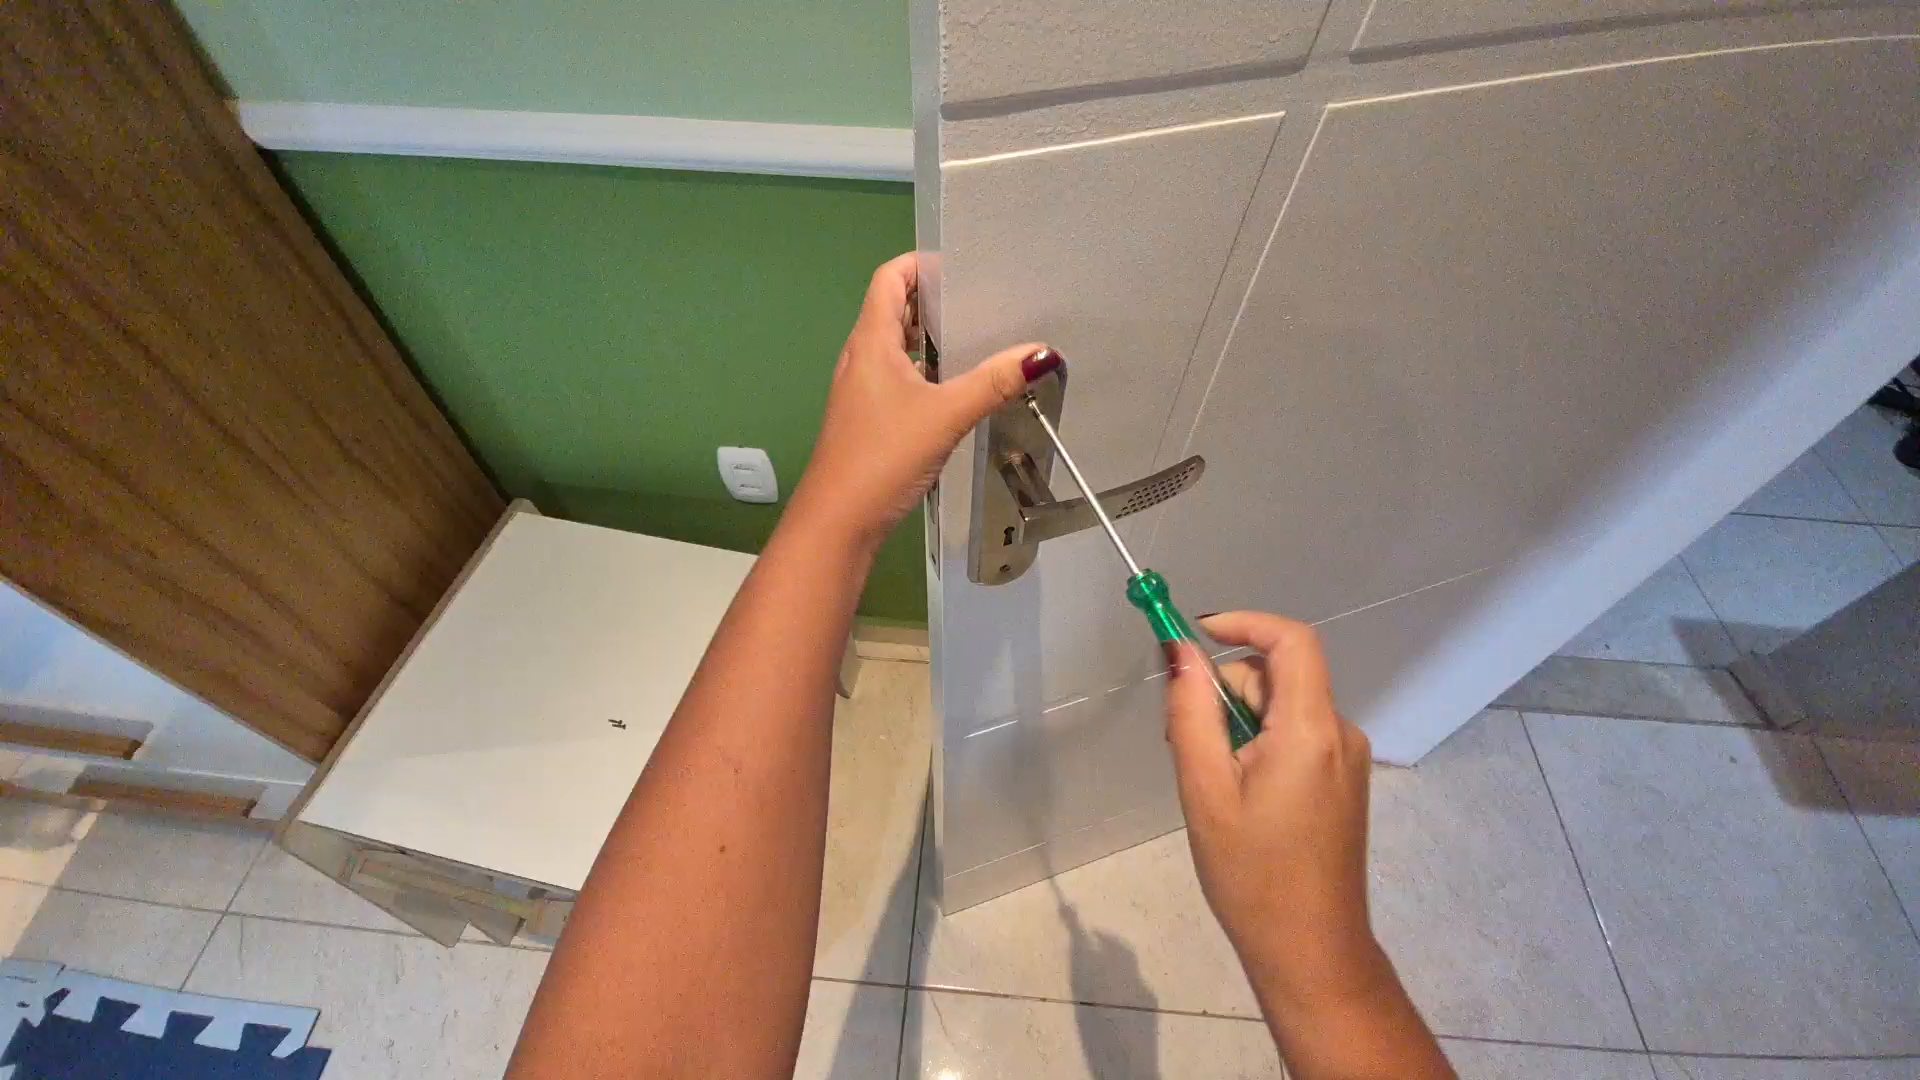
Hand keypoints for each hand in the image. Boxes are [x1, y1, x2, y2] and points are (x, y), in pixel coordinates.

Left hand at [787, 253, 1048, 547]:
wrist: (839, 520)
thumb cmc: (884, 456)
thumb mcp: (945, 415)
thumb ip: (993, 383)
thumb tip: (1042, 353)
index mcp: (871, 342)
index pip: (889, 278)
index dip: (921, 264)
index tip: (963, 269)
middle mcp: (861, 358)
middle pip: (894, 309)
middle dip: (934, 301)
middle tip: (982, 304)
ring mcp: (861, 390)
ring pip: (897, 348)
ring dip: (930, 340)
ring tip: (976, 341)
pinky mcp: (868, 419)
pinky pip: (898, 379)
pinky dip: (925, 373)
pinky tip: (955, 391)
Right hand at [1164, 613, 1379, 1010]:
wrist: (1310, 950)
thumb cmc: (1250, 872)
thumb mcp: (1204, 787)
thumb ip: (1190, 711)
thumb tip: (1179, 650)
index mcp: (1310, 730)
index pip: (1291, 640)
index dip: (1243, 622)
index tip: (1194, 633)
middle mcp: (1339, 733)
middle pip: (1277, 675)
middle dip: (1224, 688)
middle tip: (1181, 735)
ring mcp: (1345, 758)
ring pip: (1281, 705)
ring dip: (1236, 718)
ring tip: (1207, 774)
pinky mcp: (1341, 779)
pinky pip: (1293, 733)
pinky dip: (1256, 739)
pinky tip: (1234, 787)